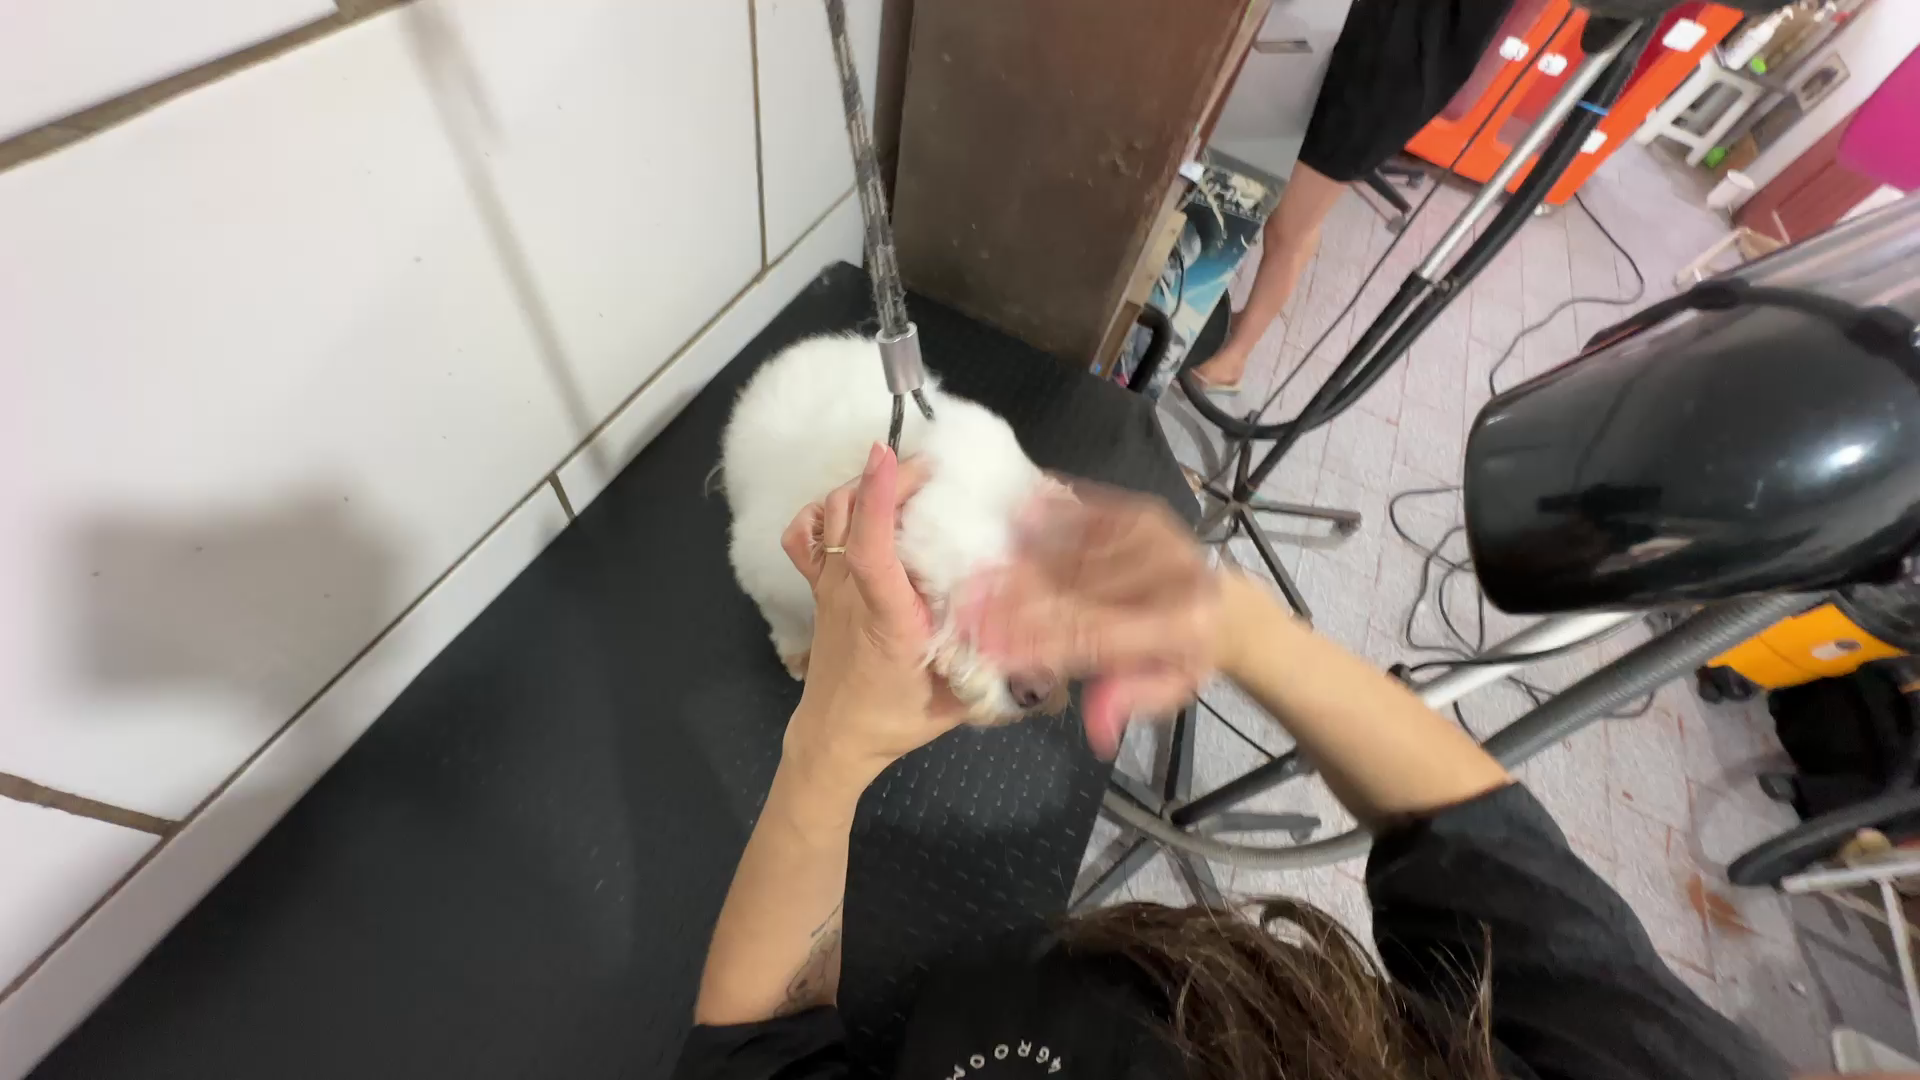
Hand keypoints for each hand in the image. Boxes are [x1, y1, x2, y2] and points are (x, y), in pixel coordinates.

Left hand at [780, 443, 965, 784]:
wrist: (837, 738)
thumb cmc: (897, 718)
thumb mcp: (955, 700)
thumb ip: (994, 669)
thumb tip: (1040, 638)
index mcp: (887, 617)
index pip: (872, 549)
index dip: (878, 498)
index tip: (890, 457)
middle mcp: (850, 592)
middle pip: (851, 515)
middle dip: (888, 478)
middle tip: (931, 471)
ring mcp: (828, 588)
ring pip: (830, 517)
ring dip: (863, 487)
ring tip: (904, 482)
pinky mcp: (818, 589)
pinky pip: (803, 540)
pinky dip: (821, 515)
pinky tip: (851, 512)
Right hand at [958, 484, 1223, 758]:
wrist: (1227, 604)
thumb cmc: (1185, 655)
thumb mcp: (1169, 691)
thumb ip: (1129, 701)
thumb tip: (1095, 732)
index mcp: (1179, 626)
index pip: (1094, 635)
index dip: (1039, 641)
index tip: (992, 646)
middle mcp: (1169, 576)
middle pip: (1077, 591)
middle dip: (1016, 601)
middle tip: (969, 608)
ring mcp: (1156, 538)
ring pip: (1076, 552)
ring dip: (1022, 562)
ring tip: (977, 573)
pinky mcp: (1144, 513)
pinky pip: (1090, 512)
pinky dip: (1050, 515)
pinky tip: (1014, 516)